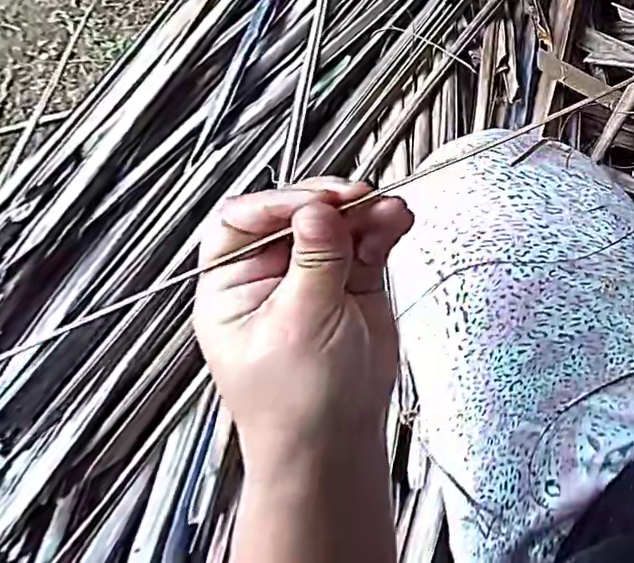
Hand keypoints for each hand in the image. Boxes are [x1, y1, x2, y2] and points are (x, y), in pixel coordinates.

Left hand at [193, 178, 413, 471]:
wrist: (338, 433)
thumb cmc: (296, 401)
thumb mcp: (299, 324)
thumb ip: (314, 261)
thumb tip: (317, 211)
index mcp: (235, 287)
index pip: (242, 222)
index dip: (280, 203)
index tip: (319, 202)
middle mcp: (275, 274)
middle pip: (299, 214)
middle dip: (332, 201)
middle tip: (358, 199)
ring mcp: (319, 274)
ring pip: (342, 221)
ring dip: (369, 210)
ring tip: (390, 211)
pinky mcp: (357, 278)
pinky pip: (373, 237)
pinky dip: (388, 225)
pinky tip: (398, 221)